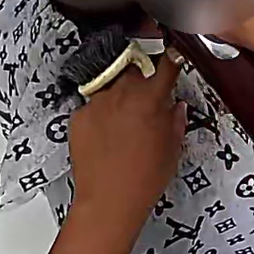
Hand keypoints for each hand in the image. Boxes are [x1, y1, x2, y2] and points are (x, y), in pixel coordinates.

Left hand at [67, 53, 185, 231]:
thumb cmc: (144, 178)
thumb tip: (175, 108)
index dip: (173, 57)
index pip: (166, 65)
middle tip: (148, 98)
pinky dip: (102, 115)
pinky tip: (109, 135)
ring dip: (121, 97)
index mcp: (151, 98)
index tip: (174, 54)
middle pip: (134, 70)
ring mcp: (97, 104)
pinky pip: (93, 106)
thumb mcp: (172, 147)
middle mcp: (122, 94)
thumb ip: (175, 120)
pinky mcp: (78, 117)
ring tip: (126, 123)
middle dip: (142, 79)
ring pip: (112, 87)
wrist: (110, 199)